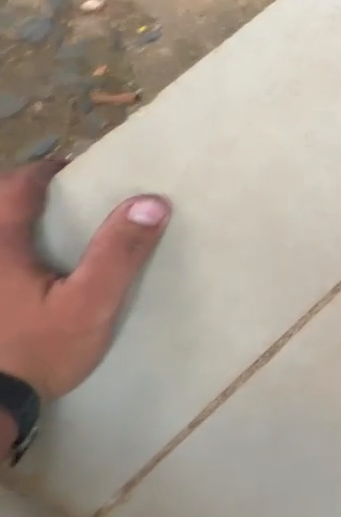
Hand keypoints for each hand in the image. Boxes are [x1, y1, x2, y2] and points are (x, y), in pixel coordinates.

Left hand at [0, 161, 169, 401]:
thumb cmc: (37, 349)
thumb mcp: (91, 302)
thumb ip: (119, 252)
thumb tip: (151, 200)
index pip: (13, 191)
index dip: (42, 173)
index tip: (72, 167)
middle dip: (17, 196)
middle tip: (56, 195)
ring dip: (9, 225)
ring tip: (38, 228)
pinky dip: (10, 250)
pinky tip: (26, 270)